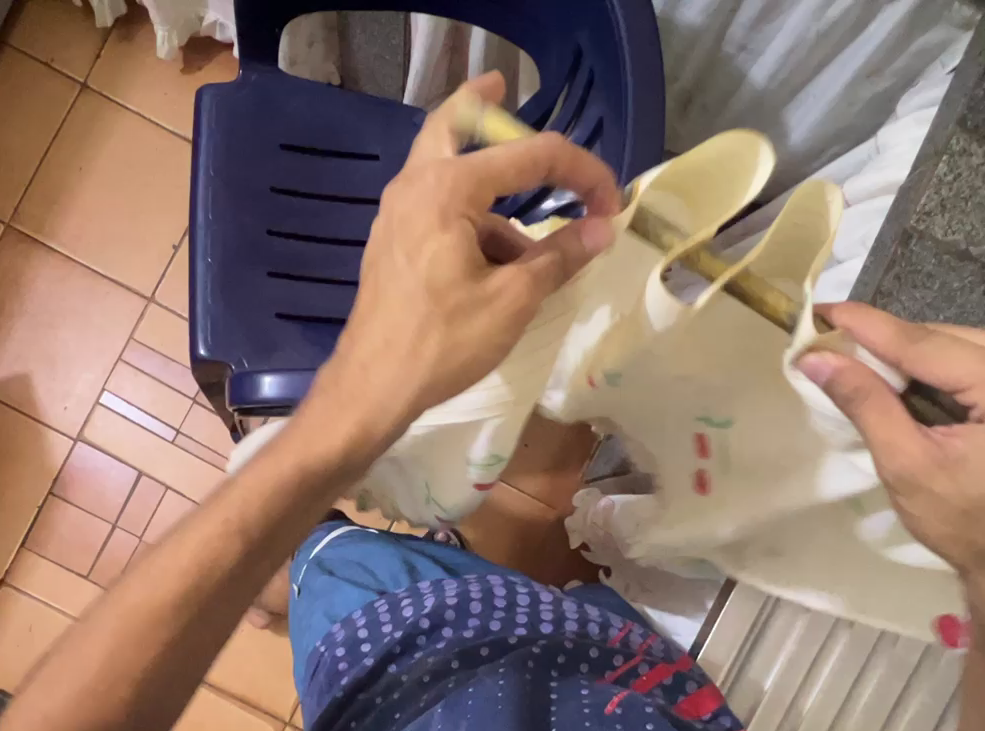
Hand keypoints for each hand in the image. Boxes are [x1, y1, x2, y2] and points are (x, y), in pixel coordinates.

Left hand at [309, 73, 620, 432]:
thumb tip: (602, 229)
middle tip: (502, 87)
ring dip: (493, 204)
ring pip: (448, 181)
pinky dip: (470, 228)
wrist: (372, 388)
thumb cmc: (442, 343)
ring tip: (529, 260)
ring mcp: (395, 218)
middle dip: (482, 106)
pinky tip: (495, 274)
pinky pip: (436, 216)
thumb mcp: (512, 301)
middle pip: (451, 126)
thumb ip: (558, 257)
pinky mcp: (391, 248)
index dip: (581, 172)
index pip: (530, 156)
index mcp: (446, 188)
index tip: (612, 203)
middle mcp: (414, 188)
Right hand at [795, 303, 984, 603]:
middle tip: (834, 348)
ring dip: (914, 358)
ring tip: (868, 373)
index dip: (871, 328)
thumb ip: (866, 403)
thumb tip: (817, 359)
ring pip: (964, 345)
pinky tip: (912, 385)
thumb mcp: (905, 465)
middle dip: (890, 347)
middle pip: (948, 341)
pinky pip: (983, 357)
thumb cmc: (966, 523)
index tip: (825, 310)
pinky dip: (943, 369)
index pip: (929, 347)